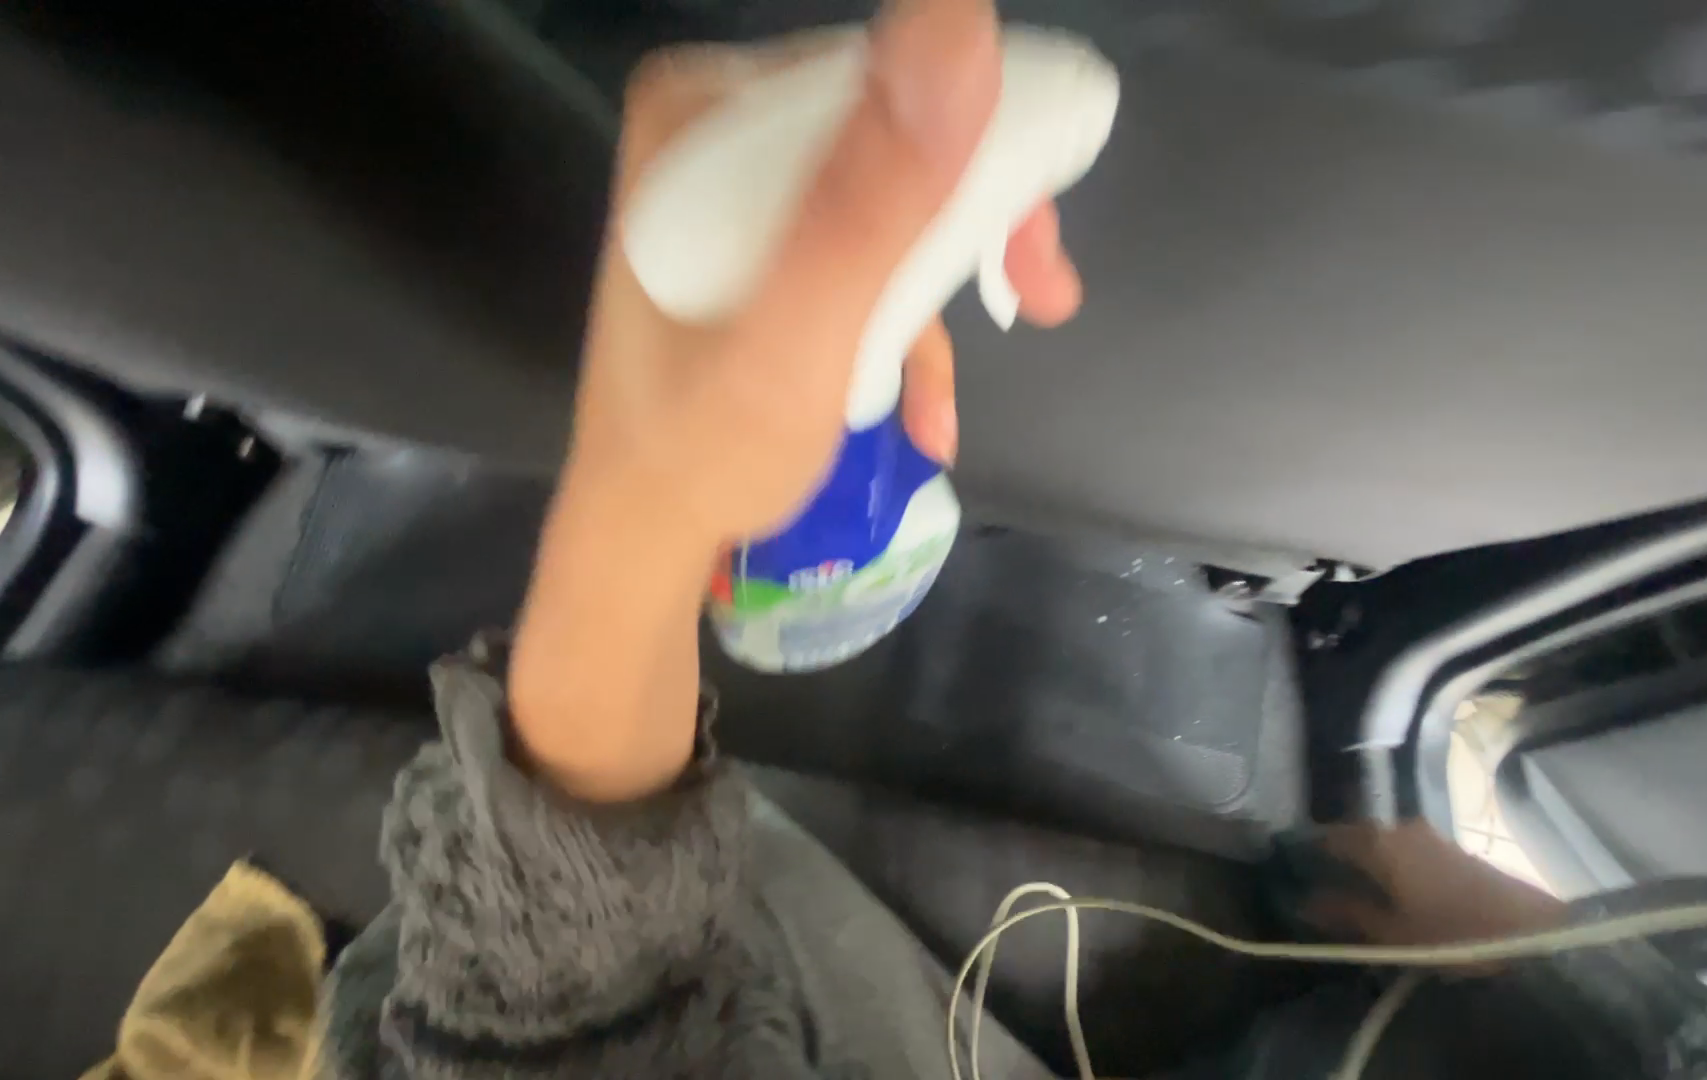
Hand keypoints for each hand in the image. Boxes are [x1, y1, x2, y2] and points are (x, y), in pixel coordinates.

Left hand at [511, 0, 1082, 801]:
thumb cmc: (712, 449)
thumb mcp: (799, 335)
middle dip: (976, 229)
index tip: (1031, 246)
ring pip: (890, 210)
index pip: (882, 85)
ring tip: (971, 384)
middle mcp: (723, 140)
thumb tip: (965, 25)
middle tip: (1041, 293)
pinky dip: (905, 338)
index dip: (980, 154)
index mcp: (712, 119)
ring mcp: (743, 204)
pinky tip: (923, 416)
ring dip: (948, 293)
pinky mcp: (764, 261)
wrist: (650, 531)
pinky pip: (862, 269)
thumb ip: (872, 201)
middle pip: (895, 146)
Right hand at [1304, 824, 1565, 957]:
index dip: (1310, 853)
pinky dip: (1397, 863)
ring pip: (1385, 841)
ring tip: (1365, 888)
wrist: (1535, 933)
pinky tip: (1400, 887)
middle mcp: (1397, 827)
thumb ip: (1346, 913)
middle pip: (1357, 835)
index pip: (1328, 836)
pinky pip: (1408, 848)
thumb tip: (1304, 901)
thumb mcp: (1392, 932)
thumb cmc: (1452, 932)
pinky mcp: (1454, 847)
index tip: (1298, 870)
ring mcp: (1429, 834)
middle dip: (1342, 855)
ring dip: (1372, 859)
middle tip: (1330, 883)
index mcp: (1375, 841)